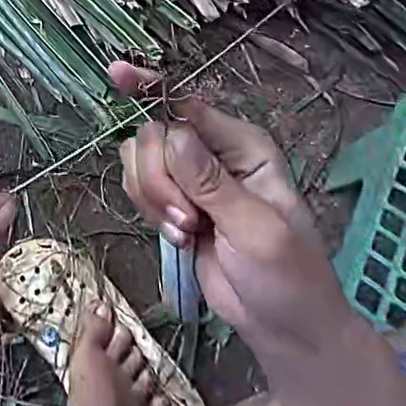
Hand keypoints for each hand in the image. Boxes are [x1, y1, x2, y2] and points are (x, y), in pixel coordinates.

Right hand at [111, 64, 405, 405]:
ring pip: (138, 159)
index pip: (187, 104)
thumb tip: (173, 136)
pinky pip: (136, 184)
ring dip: (154, 199)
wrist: (283, 330)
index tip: (117, 75)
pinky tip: (180, 237)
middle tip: (188, 218)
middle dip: (159, 179)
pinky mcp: (169, 198)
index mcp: (241, 143)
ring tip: (188, 231)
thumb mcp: (258, 231)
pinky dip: (148, 211)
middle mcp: (210, 148)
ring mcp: (187, 174)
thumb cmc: (288, 278)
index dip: (150, 87)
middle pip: (153, 134)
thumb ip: (213, 184)